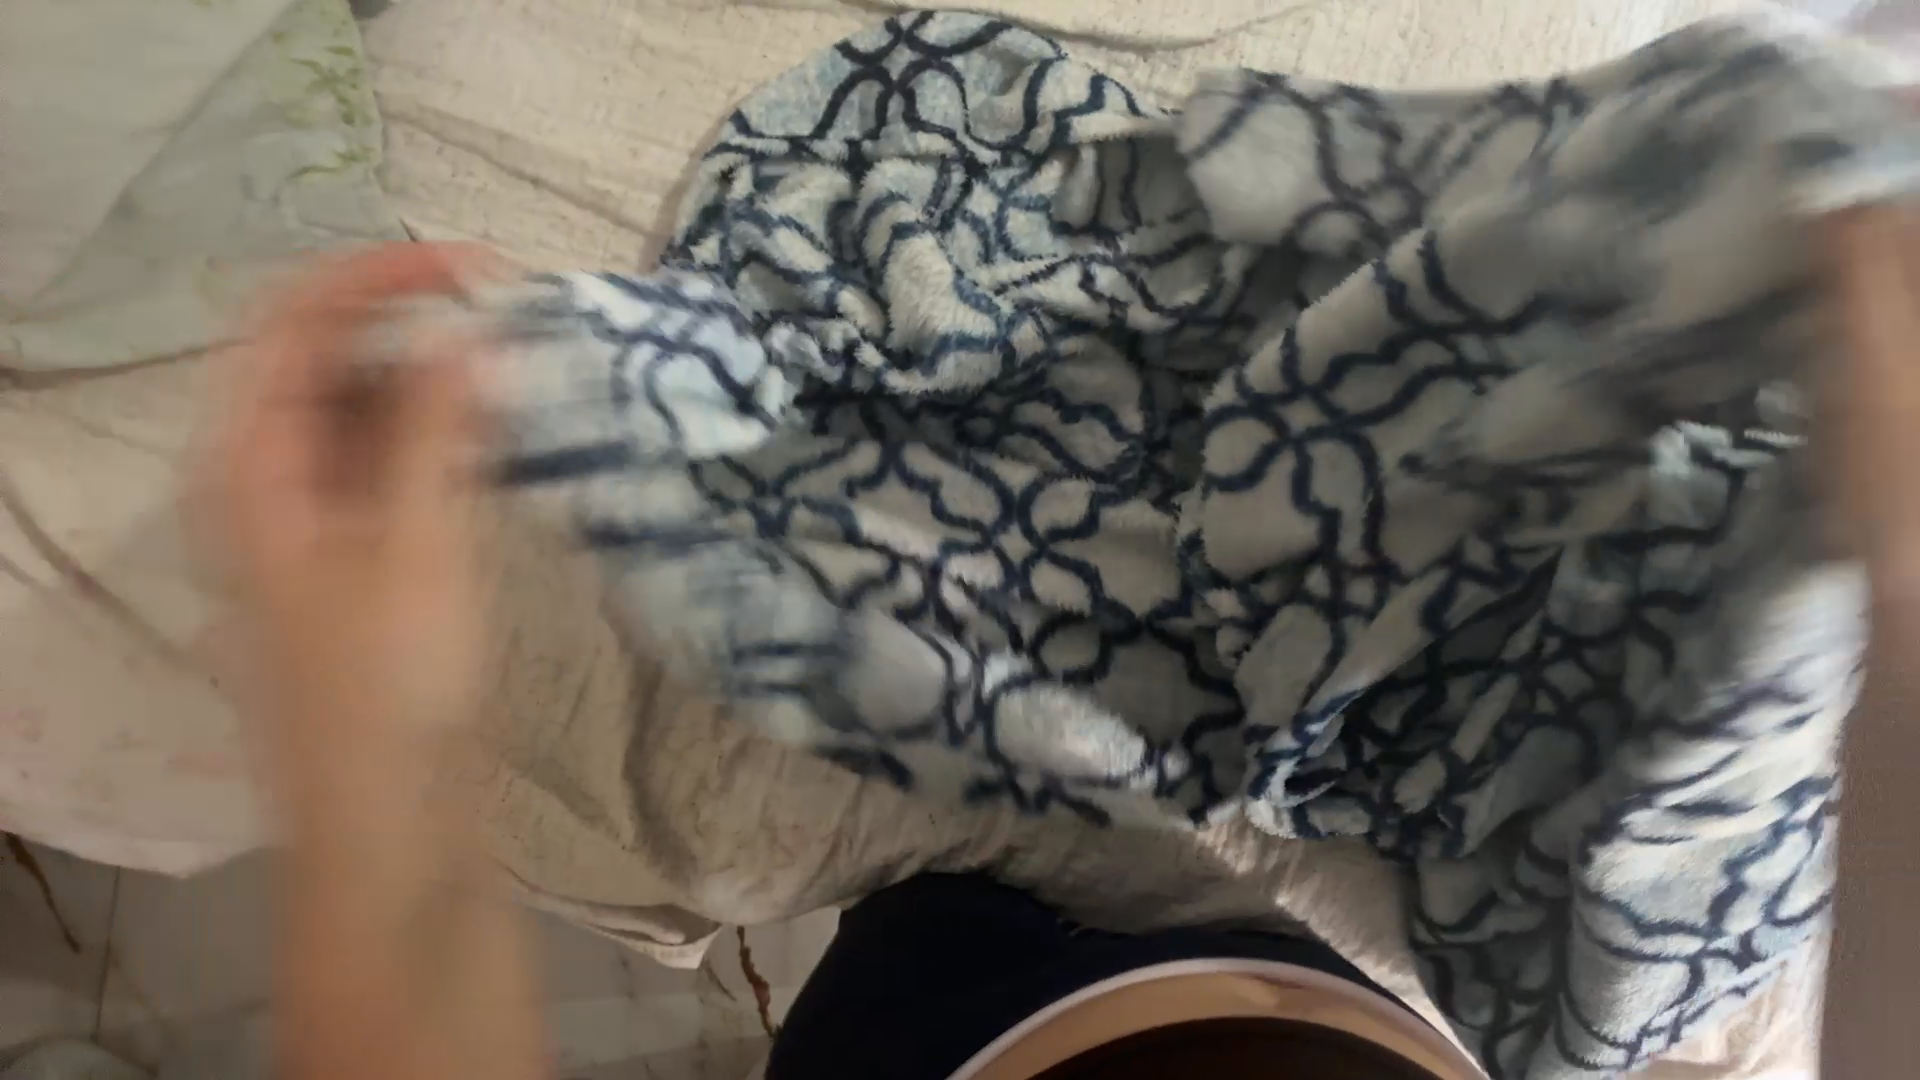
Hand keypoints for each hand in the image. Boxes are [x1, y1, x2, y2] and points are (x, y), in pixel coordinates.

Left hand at [199, 244, 495, 808]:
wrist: (395, 805)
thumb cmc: (391, 682)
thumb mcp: (413, 546)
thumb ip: (432, 433)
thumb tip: (469, 336)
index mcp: (252, 466)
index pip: (295, 326)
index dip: (381, 279)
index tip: (483, 268)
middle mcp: (277, 478)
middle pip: (331, 361)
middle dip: (416, 321)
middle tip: (516, 313)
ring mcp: (329, 516)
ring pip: (374, 412)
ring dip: (441, 375)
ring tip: (523, 359)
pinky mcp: (379, 549)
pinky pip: (406, 460)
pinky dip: (454, 430)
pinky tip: (511, 431)